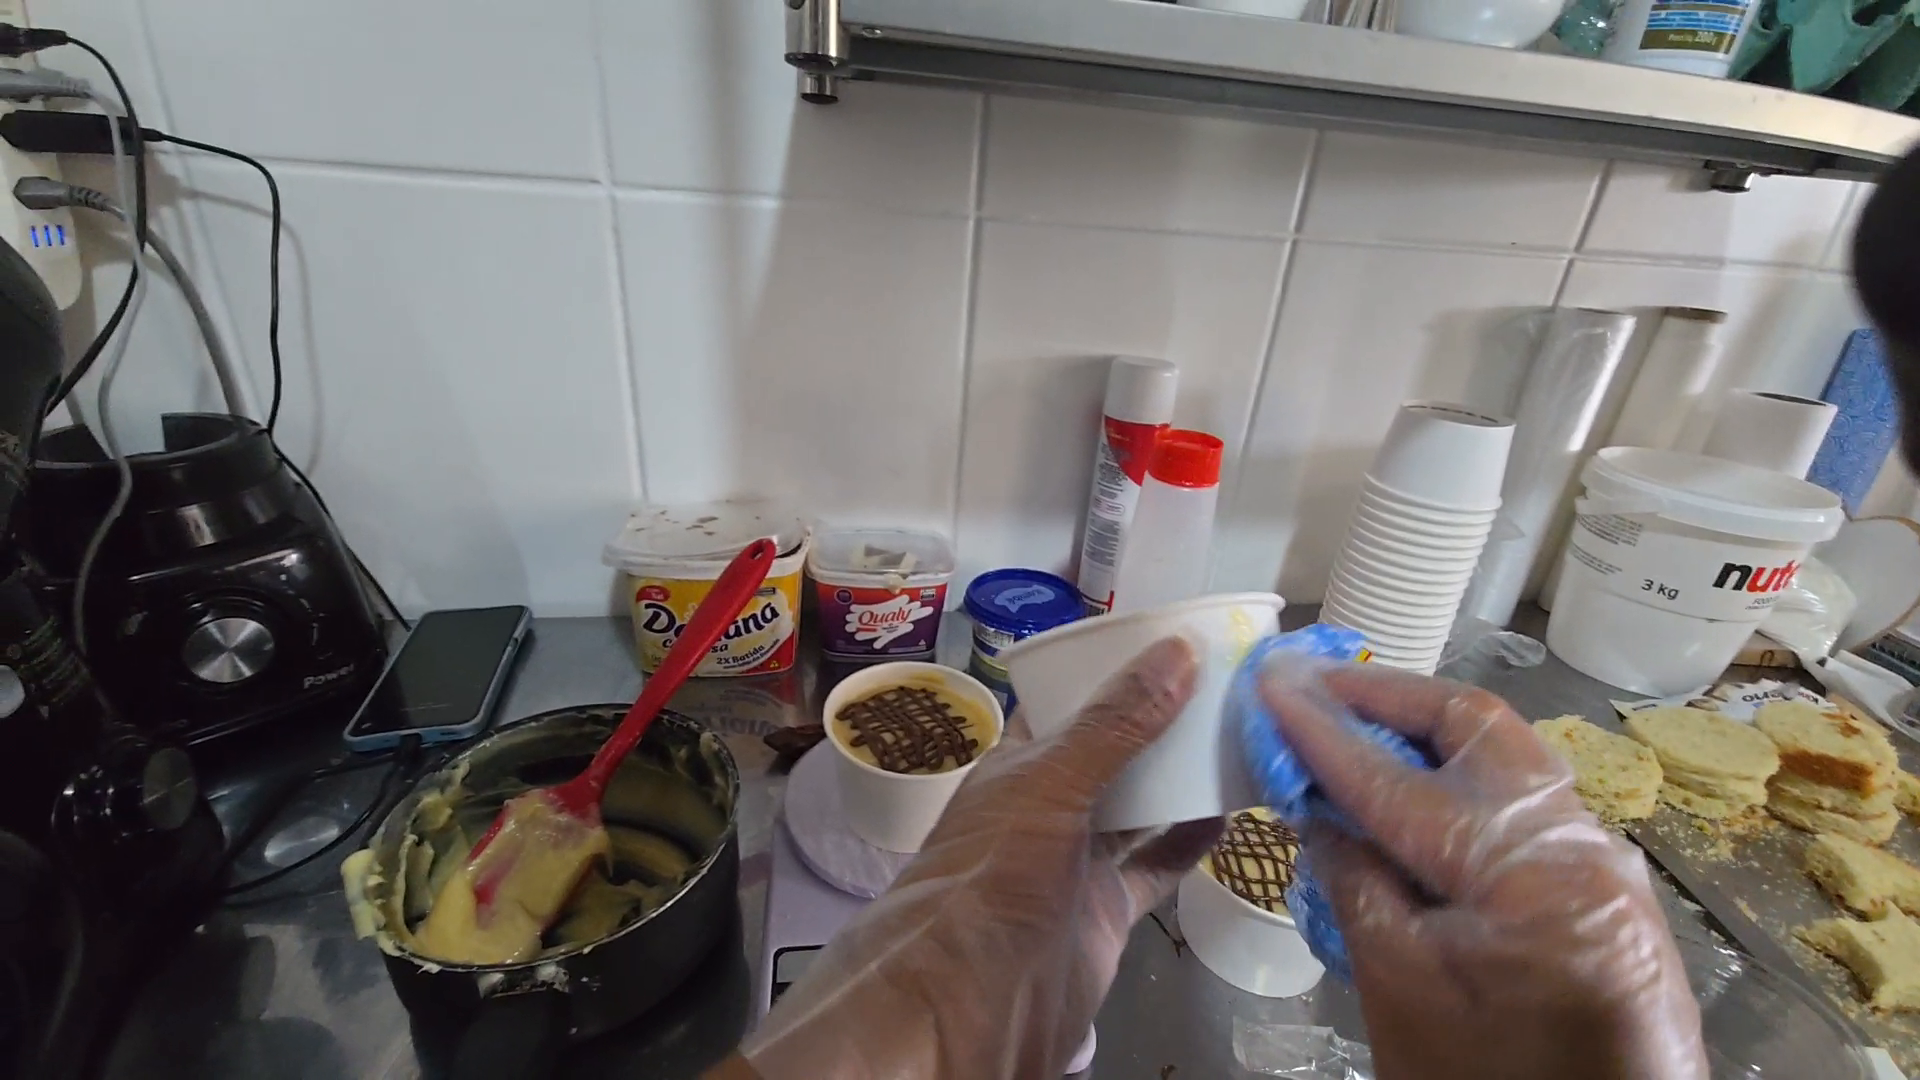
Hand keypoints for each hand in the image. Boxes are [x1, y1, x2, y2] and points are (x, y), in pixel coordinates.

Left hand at [739, 637, 1223, 1078]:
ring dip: (1179, 779)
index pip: (1070, 701)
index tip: (1171, 646)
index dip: (1113, 673)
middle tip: (1222, 691)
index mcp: (1022, 760)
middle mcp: (1049, 802)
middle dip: (1158, 724)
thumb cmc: (996, 872)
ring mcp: (1078, 857)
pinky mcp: (1105, 909)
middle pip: (1112, 751)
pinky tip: (1229, 815)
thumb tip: (1176, 652)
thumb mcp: (1052, 784)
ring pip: (1138, 806)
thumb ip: (1113, 724)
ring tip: (1235, 740)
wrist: (967, 1004)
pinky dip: (1188, 842)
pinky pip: (1155, 864)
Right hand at [1260, 663, 1706, 1079]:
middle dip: (1386, 695)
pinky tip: (1401, 788)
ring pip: (1500, 754)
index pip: (1394, 778)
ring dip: (1416, 730)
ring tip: (1348, 723)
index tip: (1269, 683)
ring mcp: (1601, 864)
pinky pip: (1514, 799)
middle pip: (1474, 725)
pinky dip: (1448, 775)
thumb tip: (1316, 807)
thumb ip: (1351, 874)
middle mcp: (1581, 847)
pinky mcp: (1598, 887)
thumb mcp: (1395, 981)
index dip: (1320, 729)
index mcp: (1528, 873)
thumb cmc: (1483, 1079)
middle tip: (1316, 685)